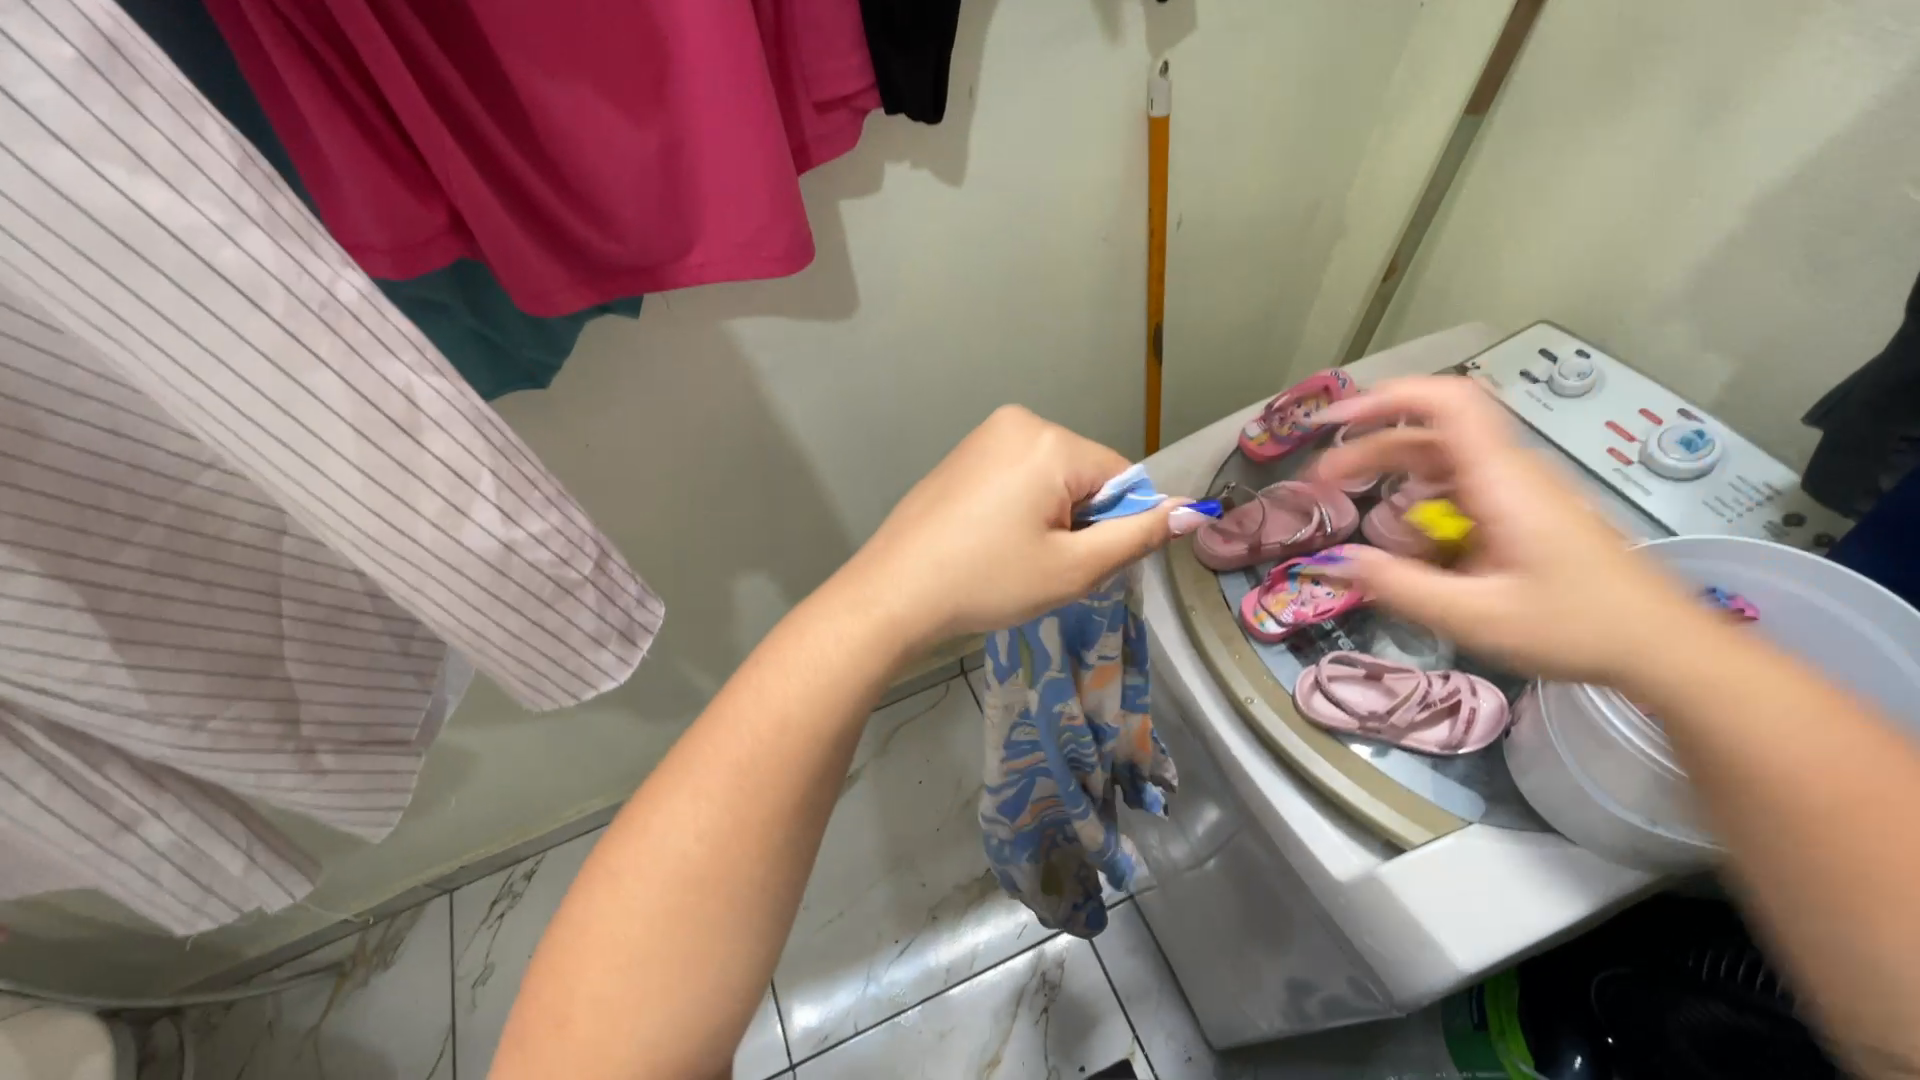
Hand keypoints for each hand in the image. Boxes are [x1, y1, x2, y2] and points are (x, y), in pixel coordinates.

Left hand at [838, 406, 1189, 651]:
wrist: (894, 592)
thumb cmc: (987, 581)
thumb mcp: (1074, 568)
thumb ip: (1139, 536)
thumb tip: (1196, 510)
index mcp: (1051, 441)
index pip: (1122, 477)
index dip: (1116, 525)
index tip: (1082, 563)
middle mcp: (1019, 422)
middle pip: (1085, 475)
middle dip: (1080, 521)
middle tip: (1043, 566)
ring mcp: (984, 435)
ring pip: (1051, 478)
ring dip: (1051, 518)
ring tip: (1013, 557)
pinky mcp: (962, 454)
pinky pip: (1017, 476)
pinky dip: (1020, 508)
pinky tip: (991, 542)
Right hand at [1311, 376, 1709, 683]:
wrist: (1665, 646)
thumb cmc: (1577, 627)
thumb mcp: (1475, 617)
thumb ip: (1399, 587)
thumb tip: (1332, 562)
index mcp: (1503, 481)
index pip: (1447, 402)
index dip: (1388, 397)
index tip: (1337, 417)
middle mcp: (1512, 471)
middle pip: (1432, 431)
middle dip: (1371, 447)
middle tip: (1323, 481)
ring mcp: (1522, 489)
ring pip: (1446, 459)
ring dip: (1396, 474)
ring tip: (1360, 510)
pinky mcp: (1528, 510)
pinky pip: (1463, 485)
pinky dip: (1423, 498)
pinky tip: (1411, 537)